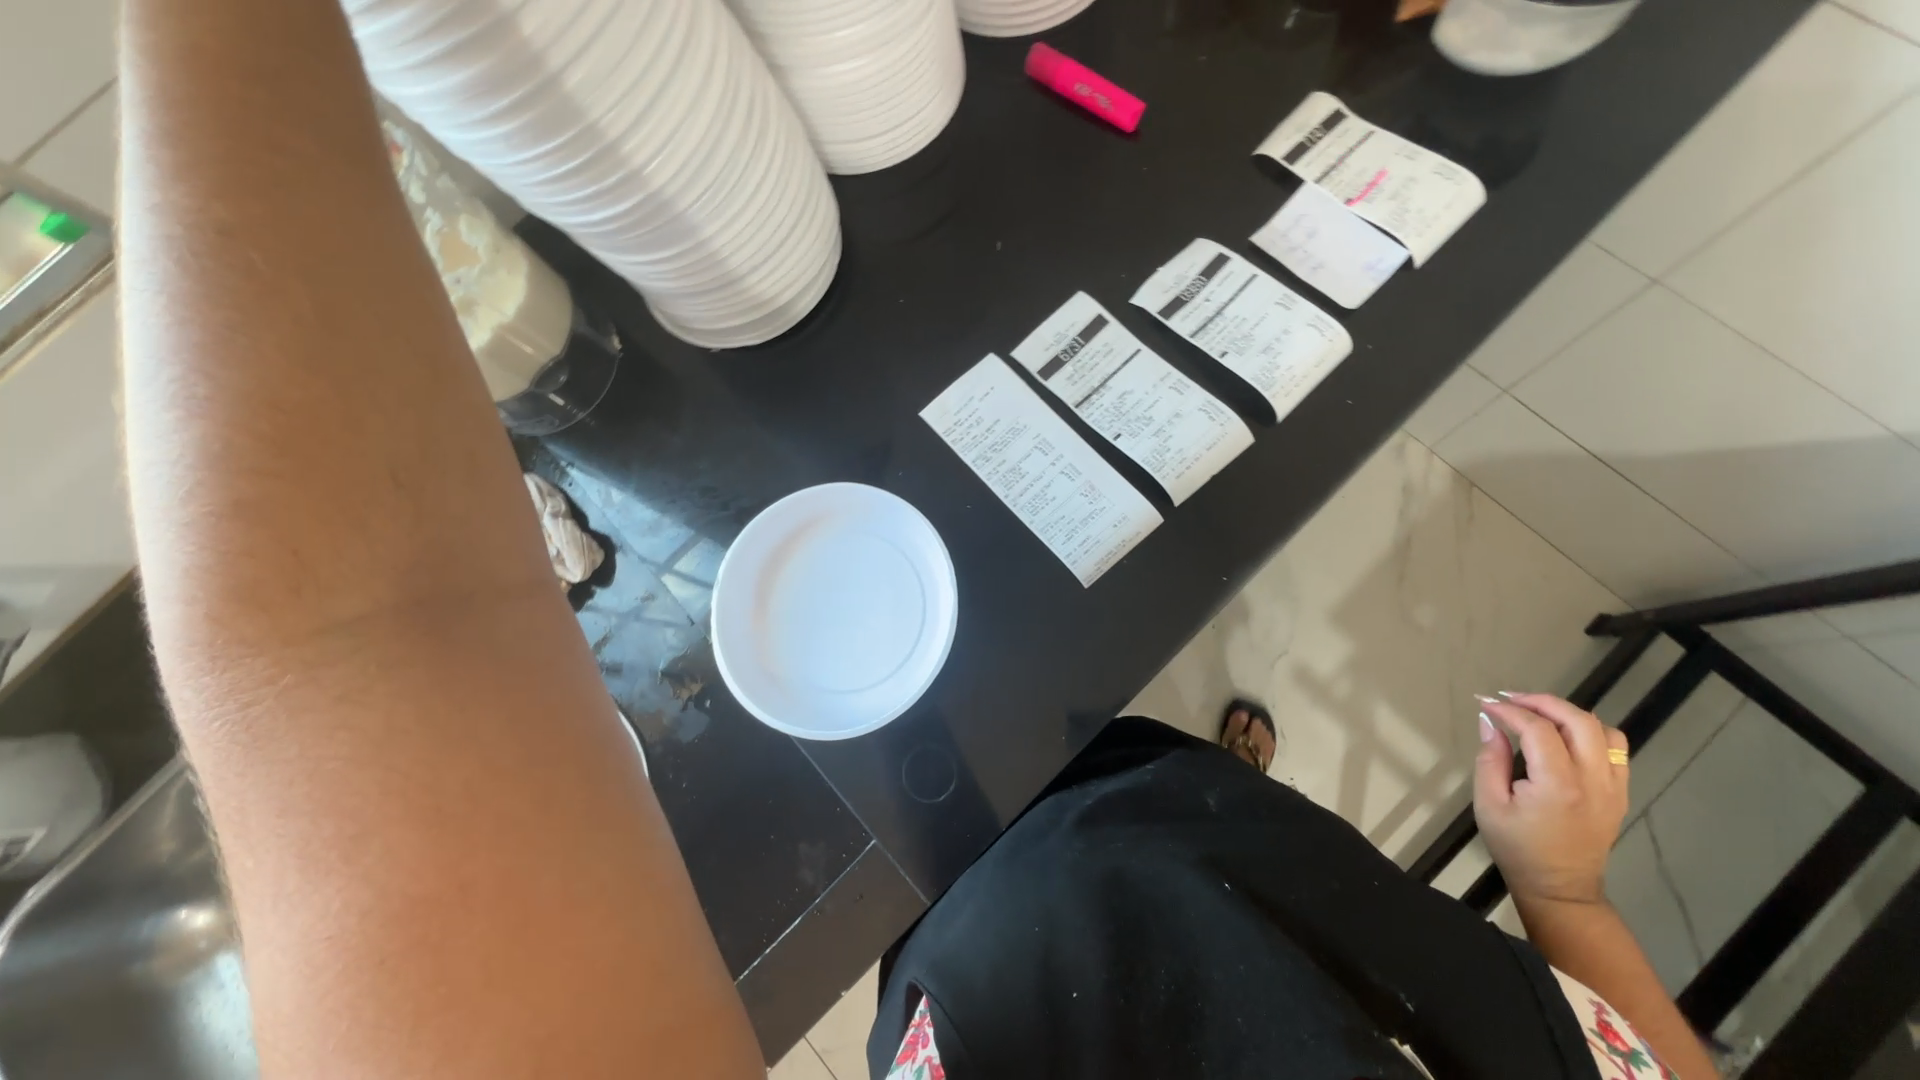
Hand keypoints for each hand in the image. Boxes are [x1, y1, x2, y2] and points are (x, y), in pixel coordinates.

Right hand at [1473, 692, 1628, 907]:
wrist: (1559, 887)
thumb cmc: (1516, 847)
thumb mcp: (1489, 804)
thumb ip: (1490, 759)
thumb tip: (1489, 723)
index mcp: (1558, 785)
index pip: (1538, 730)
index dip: (1510, 711)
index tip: (1486, 705)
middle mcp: (1593, 781)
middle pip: (1578, 721)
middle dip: (1543, 702)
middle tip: (1512, 699)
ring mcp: (1613, 787)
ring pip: (1604, 730)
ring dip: (1570, 715)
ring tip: (1540, 715)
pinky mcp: (1620, 793)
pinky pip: (1616, 750)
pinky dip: (1592, 732)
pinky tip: (1566, 735)